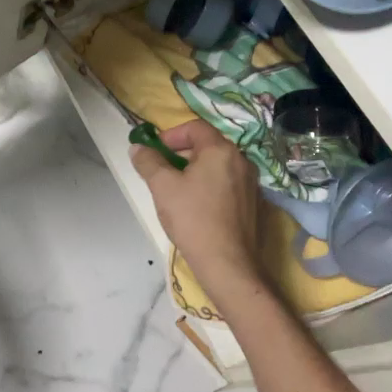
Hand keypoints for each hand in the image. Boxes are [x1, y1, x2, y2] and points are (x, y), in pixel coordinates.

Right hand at [131, 120, 264, 295]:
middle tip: (162, 172)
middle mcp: (241, 161)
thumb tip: (138, 148)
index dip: (171, 135)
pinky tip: (196, 207)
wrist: (227, 263)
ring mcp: (251, 183)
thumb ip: (148, 161)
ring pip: (217, 166)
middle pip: (207, 145)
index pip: (195, 127)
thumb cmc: (192, 218)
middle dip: (181, 154)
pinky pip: (227, 184)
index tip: (155, 152)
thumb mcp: (162, 186)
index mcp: (221, 150)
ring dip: (194, 170)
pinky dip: (209, 186)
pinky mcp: (253, 204)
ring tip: (176, 191)